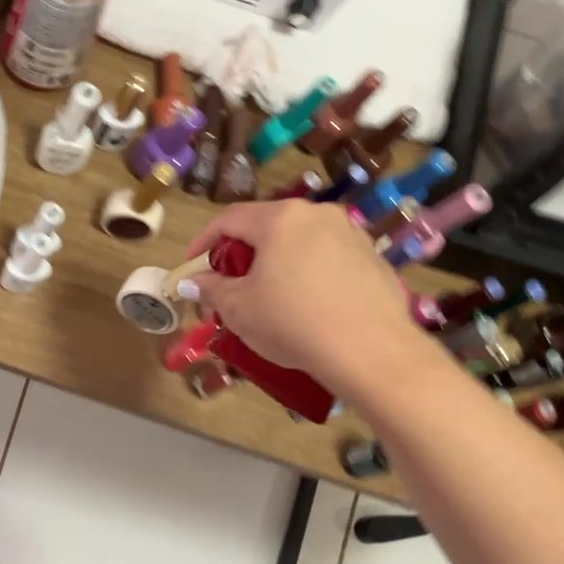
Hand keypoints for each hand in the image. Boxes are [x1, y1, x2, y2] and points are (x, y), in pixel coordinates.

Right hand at [179, 200, 433, 391]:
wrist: (367, 348)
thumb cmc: (290, 321)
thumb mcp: (238, 308)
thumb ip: (211, 288)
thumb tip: (193, 282)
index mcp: (280, 220)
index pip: (229, 219)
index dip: (203, 241)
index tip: (191, 267)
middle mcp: (317, 214)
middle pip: (266, 227)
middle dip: (240, 254)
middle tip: (227, 286)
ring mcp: (350, 232)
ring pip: (298, 241)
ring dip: (275, 263)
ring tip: (266, 296)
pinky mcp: (371, 257)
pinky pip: (326, 258)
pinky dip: (306, 273)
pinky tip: (304, 305)